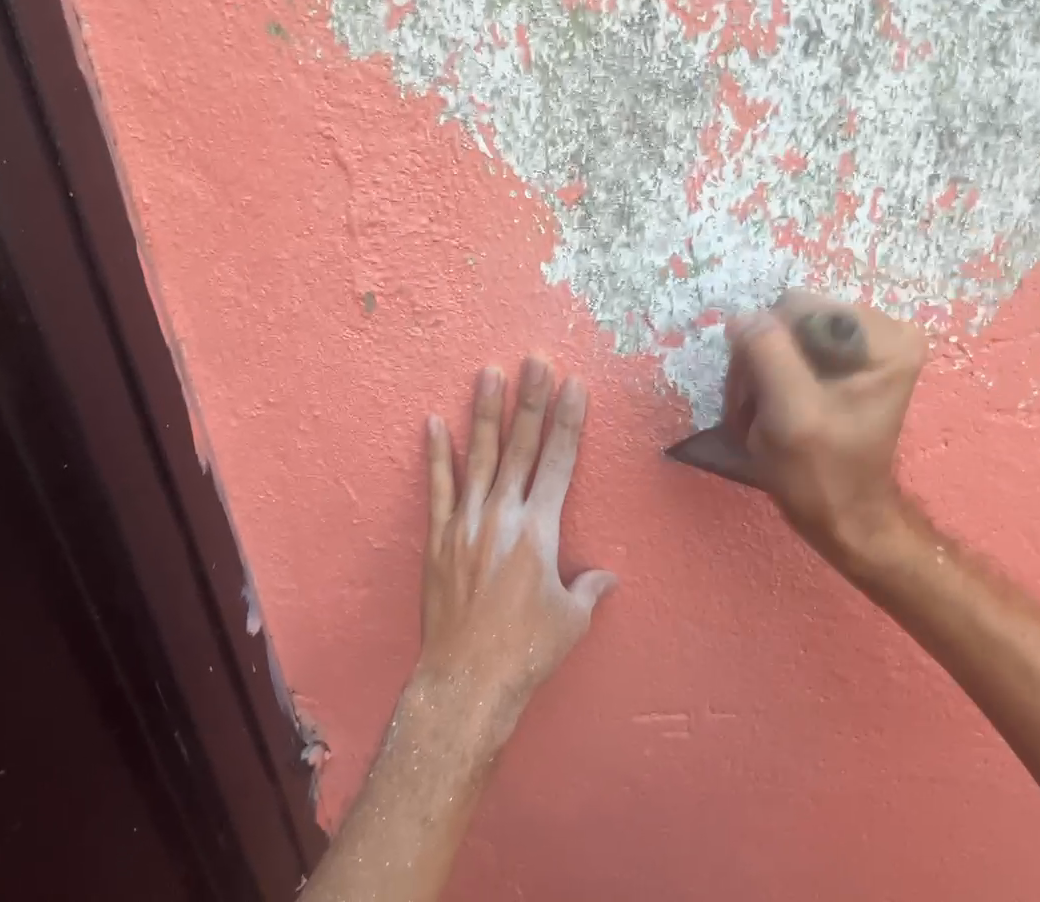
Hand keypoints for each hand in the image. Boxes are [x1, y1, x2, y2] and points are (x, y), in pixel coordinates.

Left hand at [415, 356, 617, 744]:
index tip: (574, 385)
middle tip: (536, 360)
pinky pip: (438, 489)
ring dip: (485, 412)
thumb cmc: (527, 651)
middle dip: (532, 400)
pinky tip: (433, 423)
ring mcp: (466, 524)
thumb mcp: (571, 620)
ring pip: (478, 457)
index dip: (568, 421)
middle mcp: (503, 516)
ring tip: (489, 372)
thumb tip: (606, 576)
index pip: (560, 461)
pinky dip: (436, 456)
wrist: (468, 680)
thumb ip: (589, 588)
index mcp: (540, 530)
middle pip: (521, 447)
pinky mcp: (439, 539)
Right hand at [724, 290, 927, 571]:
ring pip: (783, 335)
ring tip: (759, 416)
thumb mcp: (792, 413)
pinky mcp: (847, 363)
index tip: (758, 397)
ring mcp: (864, 346)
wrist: (842, 517)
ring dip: (760, 374)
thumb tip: (743, 316)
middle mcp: (883, 331)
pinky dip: (769, 380)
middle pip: (791, 319)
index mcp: (887, 338)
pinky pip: (790, 350)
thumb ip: (769, 355)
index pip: (798, 308)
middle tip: (754, 410)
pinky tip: (769, 410)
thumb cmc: (821, 474)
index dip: (767, 347)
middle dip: (762, 362)